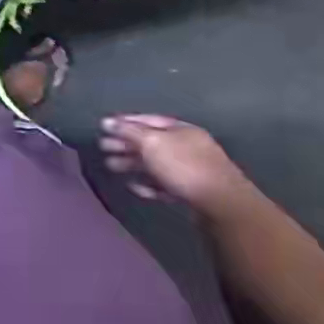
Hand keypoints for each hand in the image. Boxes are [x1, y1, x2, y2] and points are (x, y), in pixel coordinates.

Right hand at [97, 115, 264, 220]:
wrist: (221, 203)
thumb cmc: (183, 166)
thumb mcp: (151, 143)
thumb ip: (127, 131)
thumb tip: (107, 121)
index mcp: (181, 130)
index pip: (148, 120)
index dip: (125, 122)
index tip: (104, 126)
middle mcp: (187, 146)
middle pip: (150, 142)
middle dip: (125, 144)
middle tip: (102, 147)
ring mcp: (190, 169)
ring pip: (154, 163)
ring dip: (131, 164)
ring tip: (111, 167)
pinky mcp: (190, 191)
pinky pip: (163, 184)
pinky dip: (147, 184)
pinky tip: (134, 187)